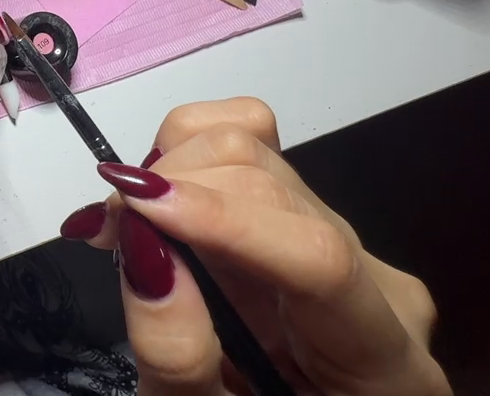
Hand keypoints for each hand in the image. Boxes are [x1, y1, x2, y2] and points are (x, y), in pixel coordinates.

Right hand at [60, 99, 448, 394]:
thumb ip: (178, 355)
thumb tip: (145, 250)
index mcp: (380, 361)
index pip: (318, 259)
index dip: (221, 218)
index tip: (135, 205)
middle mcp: (374, 277)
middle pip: (270, 186)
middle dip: (172, 190)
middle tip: (109, 233)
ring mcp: (337, 229)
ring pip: (247, 146)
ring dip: (167, 169)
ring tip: (130, 223)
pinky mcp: (297, 196)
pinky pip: (243, 128)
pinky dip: (182, 145)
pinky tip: (162, 195)